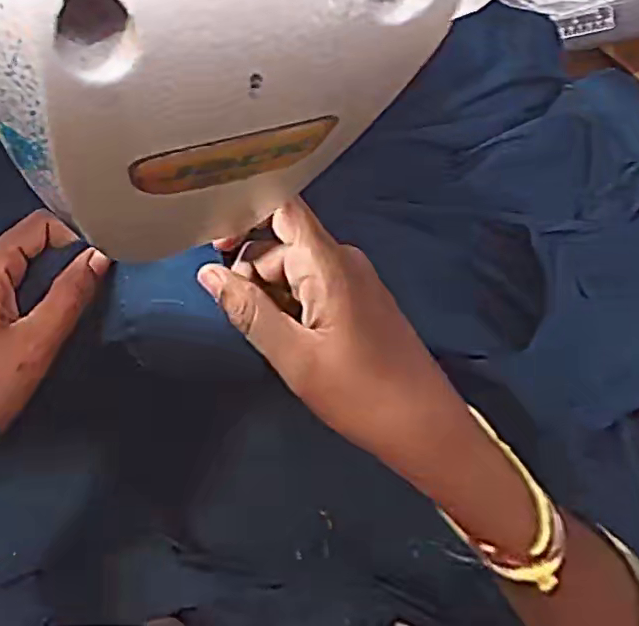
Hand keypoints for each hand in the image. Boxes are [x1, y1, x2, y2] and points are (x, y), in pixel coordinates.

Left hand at [0, 210, 110, 500]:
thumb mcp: (37, 341)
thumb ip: (71, 292)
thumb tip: (98, 255)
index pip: (40, 224)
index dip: (74, 239)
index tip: (97, 268)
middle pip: (26, 243)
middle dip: (59, 263)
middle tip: (83, 296)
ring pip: (13, 266)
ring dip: (41, 283)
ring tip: (58, 317)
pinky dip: (21, 296)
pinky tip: (29, 329)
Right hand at [197, 199, 476, 483]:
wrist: (430, 431)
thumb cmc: (363, 395)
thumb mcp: (294, 356)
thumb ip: (247, 310)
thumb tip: (207, 273)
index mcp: (327, 262)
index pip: (282, 207)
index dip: (245, 212)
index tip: (214, 244)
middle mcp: (341, 258)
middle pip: (278, 243)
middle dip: (251, 273)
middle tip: (246, 320)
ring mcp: (351, 277)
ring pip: (289, 266)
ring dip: (269, 294)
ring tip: (275, 339)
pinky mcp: (356, 297)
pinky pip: (308, 283)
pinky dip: (289, 303)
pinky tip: (293, 338)